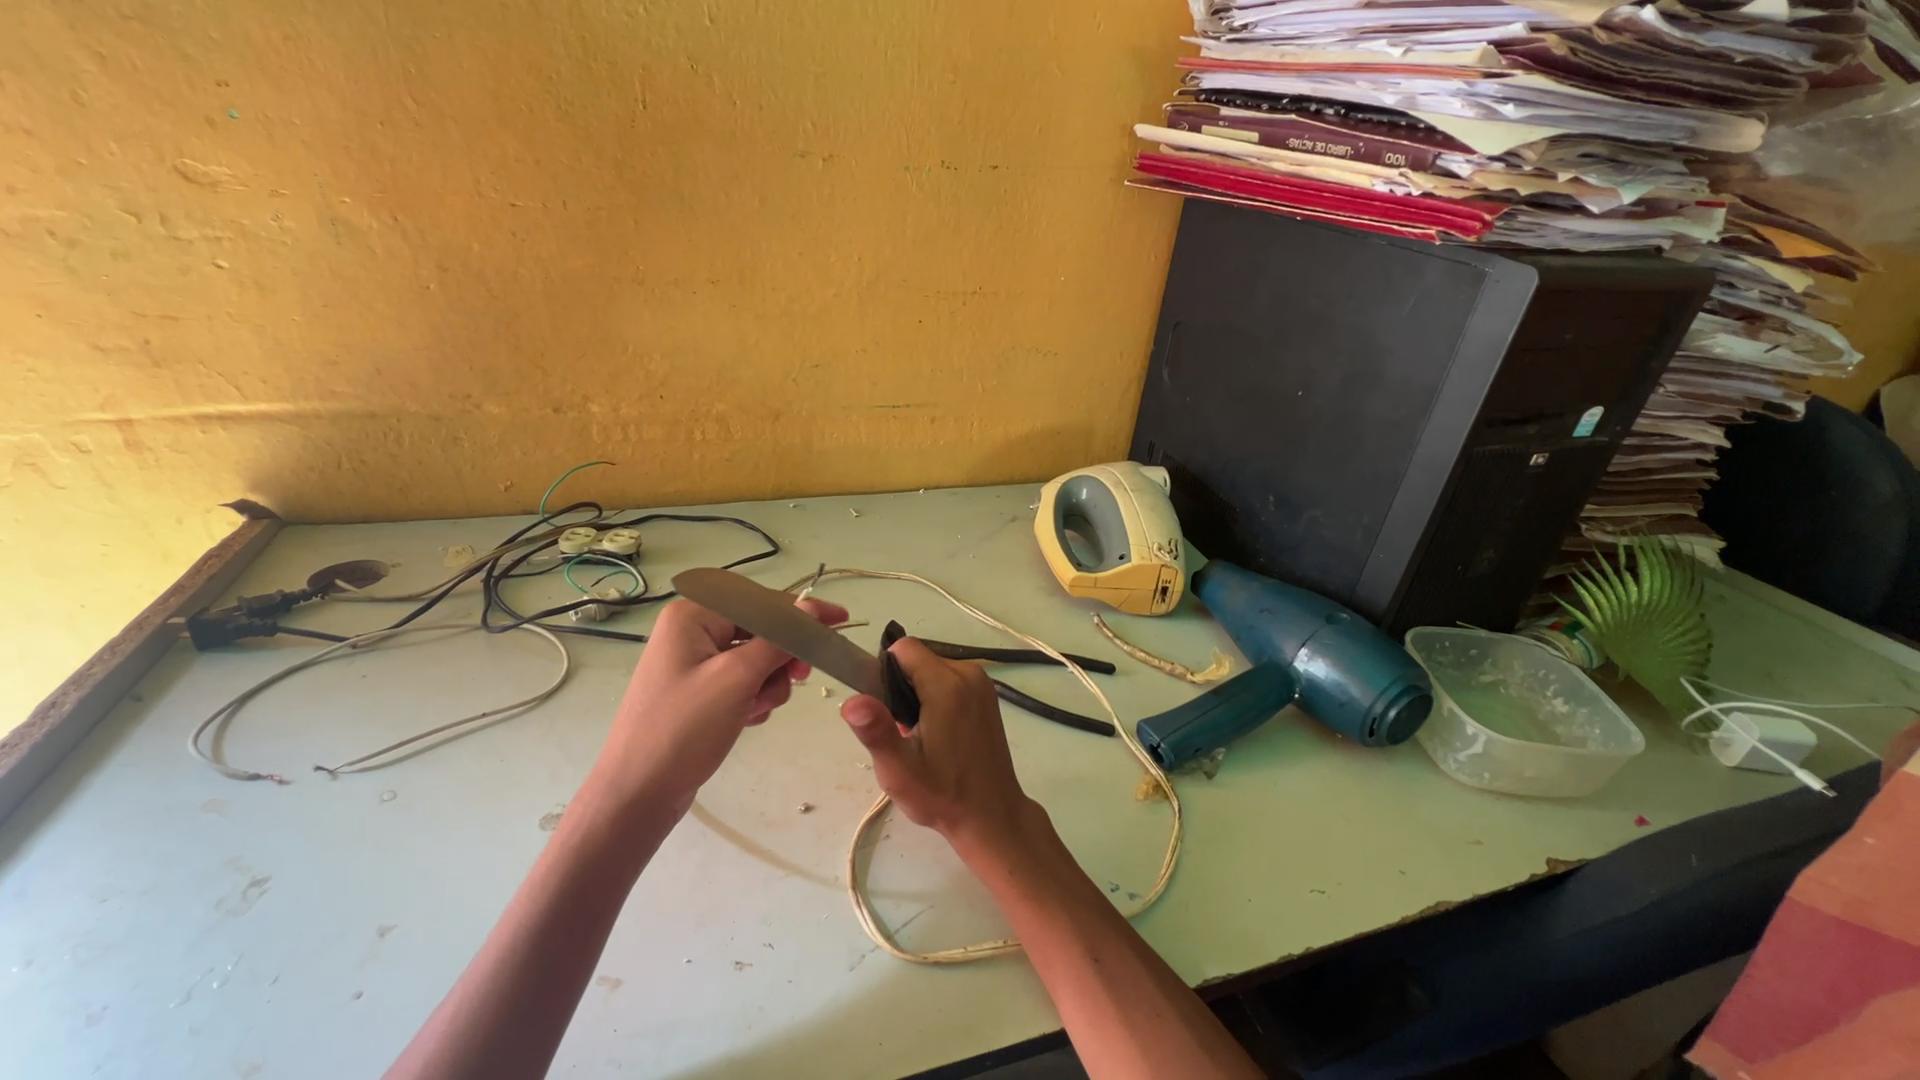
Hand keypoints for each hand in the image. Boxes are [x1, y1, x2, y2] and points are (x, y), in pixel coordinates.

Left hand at [588, 595, 847, 816]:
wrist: (638, 793)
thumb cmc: (684, 729)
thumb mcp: (737, 678)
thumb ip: (778, 639)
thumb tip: (812, 606)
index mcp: (693, 614)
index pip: (763, 602)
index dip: (804, 611)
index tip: (842, 620)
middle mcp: (691, 630)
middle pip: (761, 629)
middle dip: (781, 658)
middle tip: (800, 679)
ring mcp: (693, 662)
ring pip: (757, 658)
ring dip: (768, 683)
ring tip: (755, 710)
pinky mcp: (698, 691)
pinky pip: (742, 681)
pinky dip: (754, 697)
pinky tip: (746, 720)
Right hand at [839, 638, 1042, 855]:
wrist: (991, 816)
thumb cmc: (943, 796)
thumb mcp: (900, 770)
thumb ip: (876, 731)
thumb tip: (851, 702)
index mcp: (947, 685)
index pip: (903, 649)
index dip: (885, 672)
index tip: (884, 708)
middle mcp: (969, 674)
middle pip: (917, 658)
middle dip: (901, 686)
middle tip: (903, 731)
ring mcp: (982, 683)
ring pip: (932, 668)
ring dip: (918, 693)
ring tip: (921, 736)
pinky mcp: (987, 695)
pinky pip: (949, 679)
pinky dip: (937, 697)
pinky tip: (939, 733)